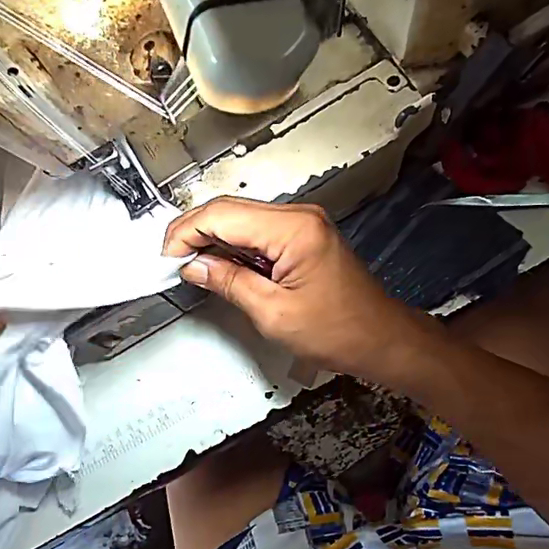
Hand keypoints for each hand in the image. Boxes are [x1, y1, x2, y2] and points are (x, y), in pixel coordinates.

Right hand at [162, 197, 441, 379]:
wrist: (379, 339)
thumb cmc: (342, 330)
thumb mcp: (272, 313)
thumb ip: (227, 282)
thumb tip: (194, 266)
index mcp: (294, 229)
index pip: (222, 215)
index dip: (187, 234)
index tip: (169, 257)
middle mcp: (298, 217)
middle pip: (227, 209)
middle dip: (192, 232)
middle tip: (171, 260)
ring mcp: (300, 224)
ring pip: (237, 217)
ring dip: (208, 237)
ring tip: (188, 264)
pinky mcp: (298, 235)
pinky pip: (253, 229)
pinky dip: (228, 244)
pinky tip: (215, 263)